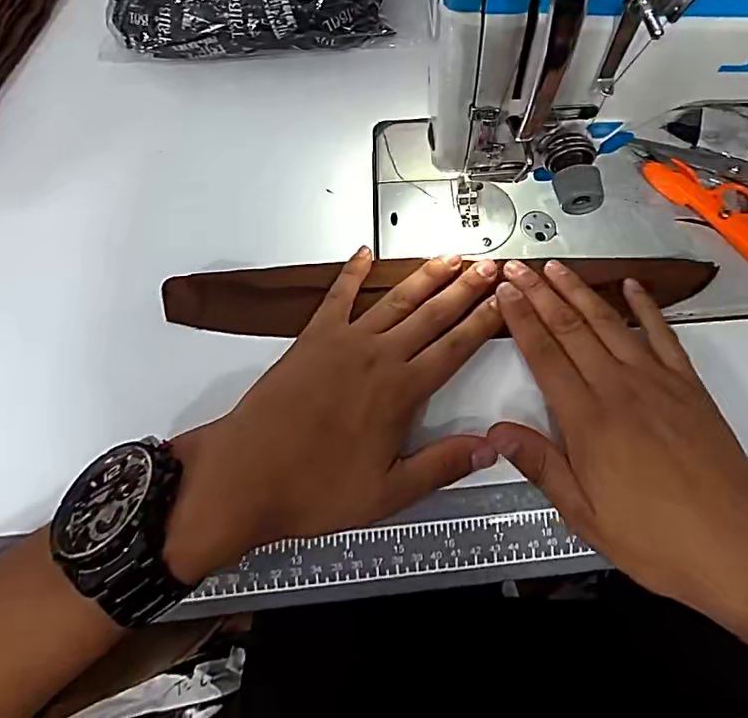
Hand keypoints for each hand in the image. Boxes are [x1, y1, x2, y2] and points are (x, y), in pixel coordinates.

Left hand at [162, 249, 503, 582]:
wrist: (245, 475)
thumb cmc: (313, 488)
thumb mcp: (387, 492)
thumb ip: (440, 465)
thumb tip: (487, 448)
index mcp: (401, 392)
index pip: (455, 347)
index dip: (483, 321)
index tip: (502, 300)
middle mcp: (378, 357)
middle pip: (433, 314)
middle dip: (465, 288)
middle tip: (488, 265)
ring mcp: (345, 342)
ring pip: (397, 300)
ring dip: (426, 276)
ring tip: (449, 257)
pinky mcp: (314, 337)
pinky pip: (338, 296)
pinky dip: (353, 273)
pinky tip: (364, 255)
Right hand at [488, 260, 747, 621]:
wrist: (737, 542)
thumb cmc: (663, 538)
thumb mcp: (586, 515)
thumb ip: (542, 466)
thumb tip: (500, 435)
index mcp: (589, 421)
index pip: (544, 354)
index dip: (521, 319)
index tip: (507, 294)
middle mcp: (619, 390)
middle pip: (569, 328)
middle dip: (540, 293)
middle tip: (520, 268)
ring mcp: (655, 381)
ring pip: (607, 321)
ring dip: (578, 291)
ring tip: (558, 269)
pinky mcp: (686, 384)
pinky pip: (661, 333)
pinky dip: (645, 305)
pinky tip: (632, 287)